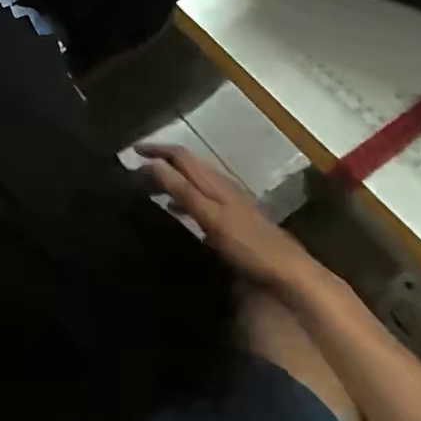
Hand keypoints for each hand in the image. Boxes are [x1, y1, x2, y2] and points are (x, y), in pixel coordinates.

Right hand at [138, 143, 328, 297]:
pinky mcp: (234, 217)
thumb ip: (183, 191)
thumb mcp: (211, 218)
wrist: (288, 271)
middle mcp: (222, 185)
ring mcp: (230, 201)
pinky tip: (176, 212)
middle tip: (136, 170)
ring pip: (194, 180)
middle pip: (188, 164)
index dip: (157, 149)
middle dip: (162, 161)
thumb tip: (155, 164)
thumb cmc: (248, 245)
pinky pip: (201, 197)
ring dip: (172, 179)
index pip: (181, 155)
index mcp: (214, 182)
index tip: (132, 150)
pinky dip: (183, 197)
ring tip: (149, 188)